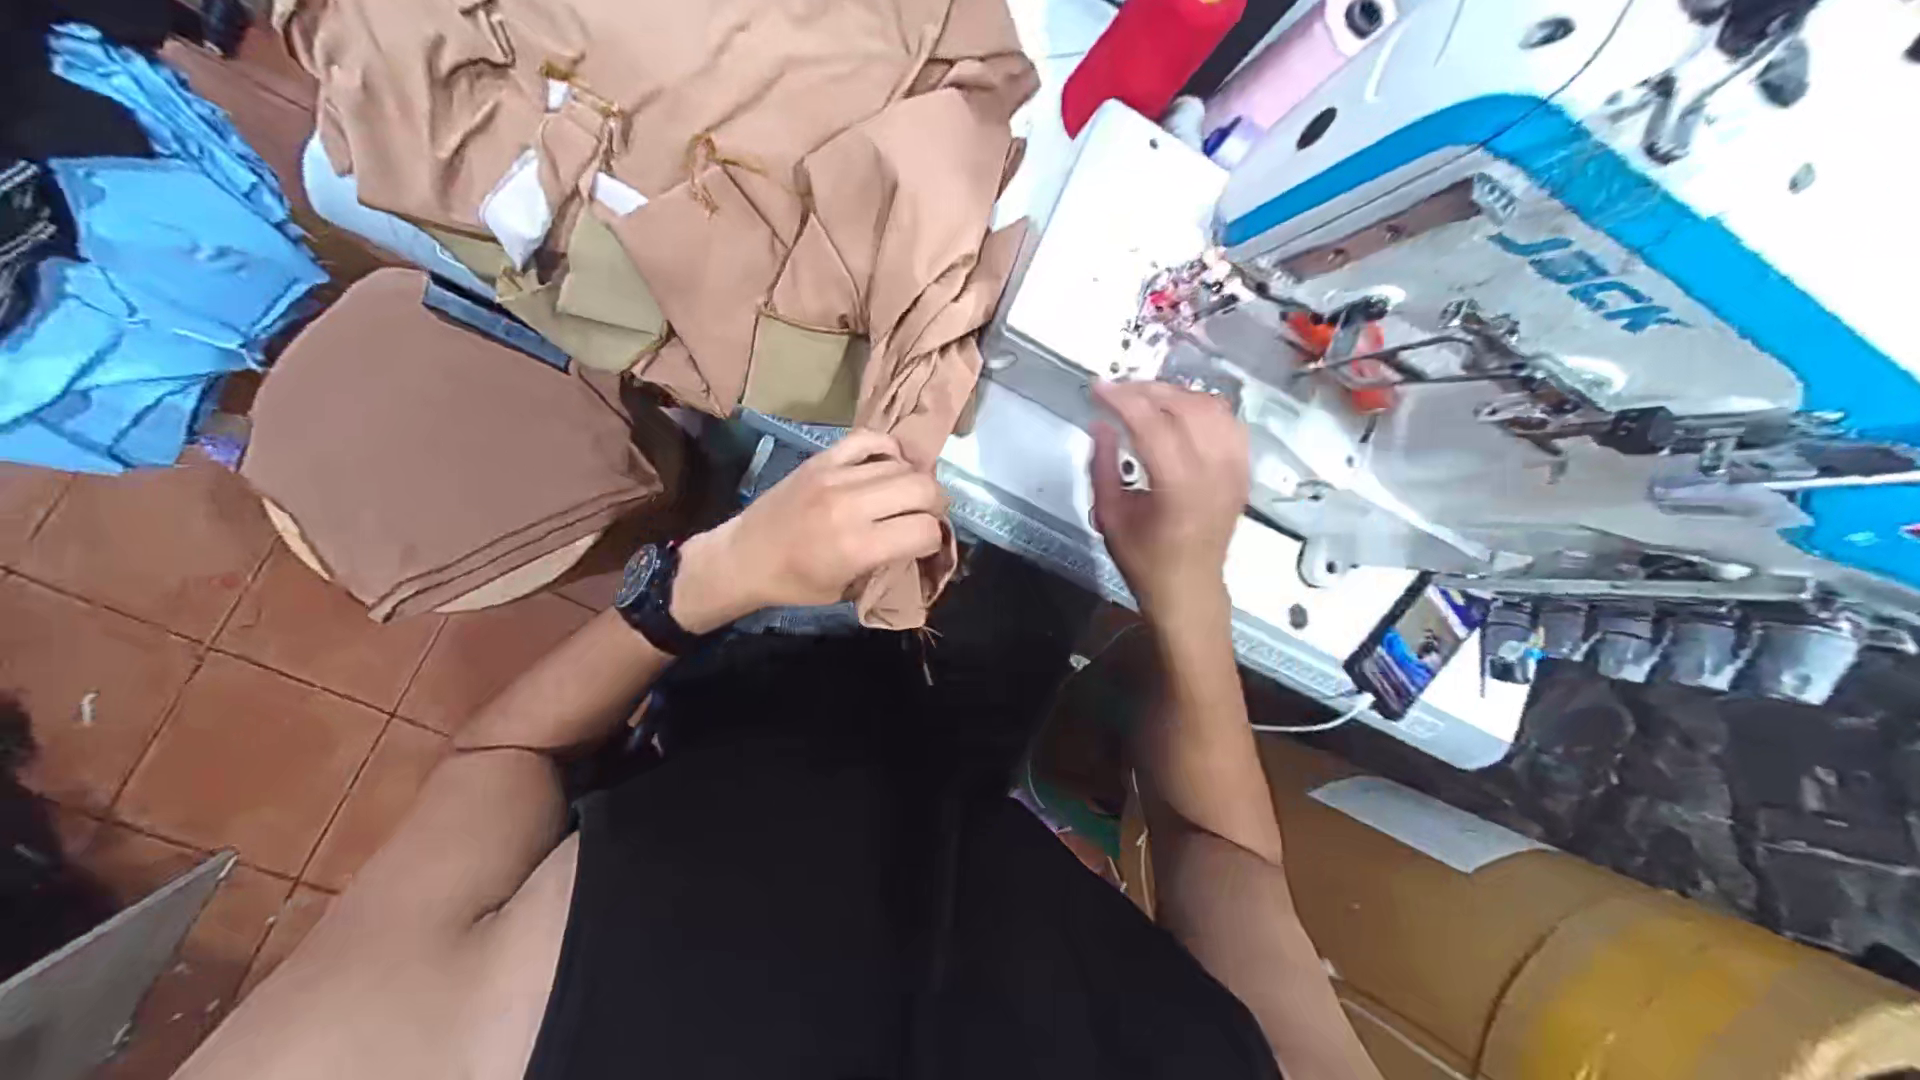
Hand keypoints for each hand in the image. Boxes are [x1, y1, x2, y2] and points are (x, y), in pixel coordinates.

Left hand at [671, 430, 947, 631]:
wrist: (743, 558)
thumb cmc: (796, 584)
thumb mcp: (848, 590)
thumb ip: (889, 564)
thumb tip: (923, 543)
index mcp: (858, 547)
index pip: (925, 529)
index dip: (934, 539)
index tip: (926, 545)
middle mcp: (851, 506)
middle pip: (922, 488)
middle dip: (936, 504)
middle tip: (927, 515)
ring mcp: (835, 477)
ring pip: (901, 464)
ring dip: (914, 481)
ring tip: (905, 495)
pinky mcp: (821, 460)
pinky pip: (869, 439)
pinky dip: (888, 449)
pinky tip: (889, 465)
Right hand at [1090, 381, 1248, 635]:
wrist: (1189, 588)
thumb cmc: (1144, 559)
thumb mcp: (1109, 516)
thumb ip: (1102, 466)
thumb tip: (1101, 423)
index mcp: (1179, 488)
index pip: (1152, 424)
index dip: (1123, 399)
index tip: (1099, 388)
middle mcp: (1215, 471)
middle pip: (1185, 407)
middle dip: (1147, 390)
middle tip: (1119, 392)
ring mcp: (1236, 469)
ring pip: (1212, 407)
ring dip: (1176, 394)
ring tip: (1147, 398)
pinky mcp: (1244, 470)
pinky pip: (1230, 422)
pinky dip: (1203, 408)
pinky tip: (1181, 412)